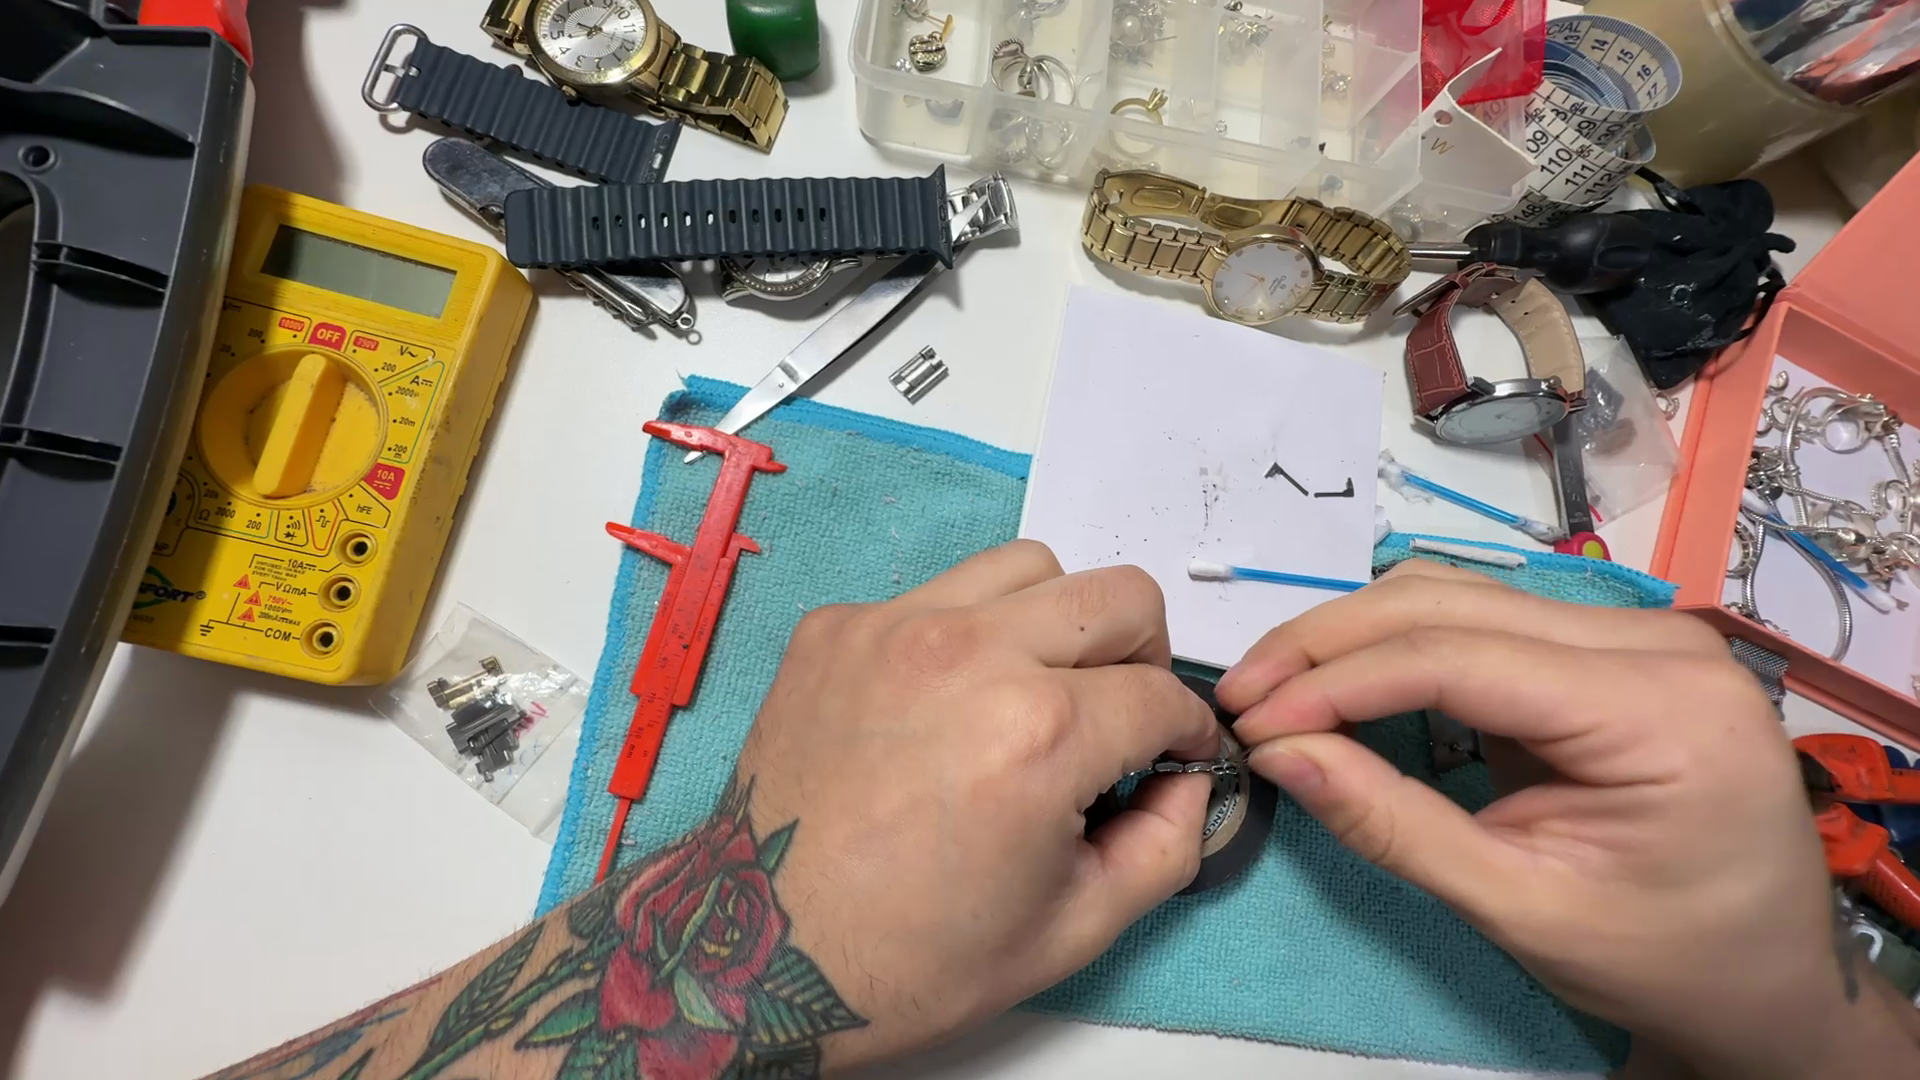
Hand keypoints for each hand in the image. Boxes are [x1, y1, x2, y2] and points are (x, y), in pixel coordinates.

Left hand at [736, 541, 1218, 1066]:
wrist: (756, 942)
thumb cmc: (913, 954)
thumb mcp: (1073, 928)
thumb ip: (1166, 844)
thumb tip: (1186, 777)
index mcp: (1038, 733)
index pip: (1162, 694)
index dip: (1188, 730)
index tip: (1177, 749)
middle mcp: (970, 653)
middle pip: (1118, 595)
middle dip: (1143, 653)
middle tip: (1117, 707)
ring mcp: (895, 624)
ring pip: (1029, 567)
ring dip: (1057, 620)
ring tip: (1032, 682)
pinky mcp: (839, 623)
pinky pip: (938, 592)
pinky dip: (965, 632)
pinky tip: (941, 696)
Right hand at [1217, 560, 1919, 1079]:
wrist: (1757, 976)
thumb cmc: (1657, 958)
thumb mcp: (1517, 909)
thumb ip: (1390, 824)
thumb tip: (1276, 753)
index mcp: (1659, 711)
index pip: (1453, 659)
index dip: (1333, 683)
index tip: (1252, 722)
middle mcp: (1646, 640)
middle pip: (1436, 603)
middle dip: (1319, 645)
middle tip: (1242, 694)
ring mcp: (1617, 629)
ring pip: (1436, 591)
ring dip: (1339, 632)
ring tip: (1274, 684)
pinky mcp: (1580, 639)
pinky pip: (1455, 610)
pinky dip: (1375, 638)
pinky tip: (1331, 674)